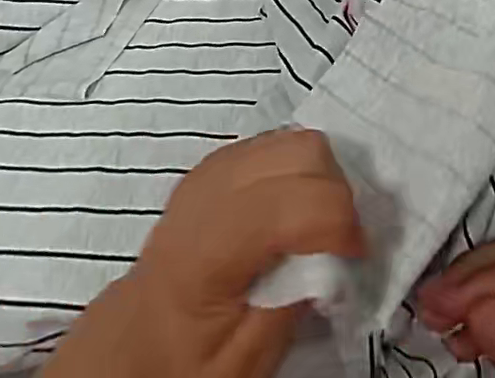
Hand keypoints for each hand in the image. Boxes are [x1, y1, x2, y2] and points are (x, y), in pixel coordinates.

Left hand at [42, 128, 364, 377]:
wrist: (138, 330)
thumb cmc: (187, 355)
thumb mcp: (242, 359)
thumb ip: (293, 303)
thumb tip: (335, 257)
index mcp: (212, 244)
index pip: (294, 202)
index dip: (341, 222)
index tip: (356, 256)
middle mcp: (211, 189)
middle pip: (303, 152)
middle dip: (338, 192)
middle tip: (341, 239)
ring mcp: (214, 165)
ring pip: (295, 137)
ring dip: (322, 175)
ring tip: (319, 223)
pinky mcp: (220, 159)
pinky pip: (278, 141)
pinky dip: (300, 166)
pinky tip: (293, 206)